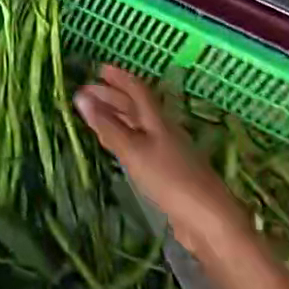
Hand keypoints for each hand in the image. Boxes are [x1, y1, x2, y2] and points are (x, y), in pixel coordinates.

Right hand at [74, 65, 246, 255]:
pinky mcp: (168, 170)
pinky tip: (117, 145)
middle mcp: (162, 129)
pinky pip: (140, 143)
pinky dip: (124, 136)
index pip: (136, 89)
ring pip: (138, 124)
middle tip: (87, 91)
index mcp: (156, 119)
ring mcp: (167, 149)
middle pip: (136, 106)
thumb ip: (108, 126)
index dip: (118, 77)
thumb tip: (81, 97)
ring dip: (117, 115)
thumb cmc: (169, 179)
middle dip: (112, 96)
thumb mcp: (134, 151)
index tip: (99, 69)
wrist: (208, 219)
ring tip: (95, 114)